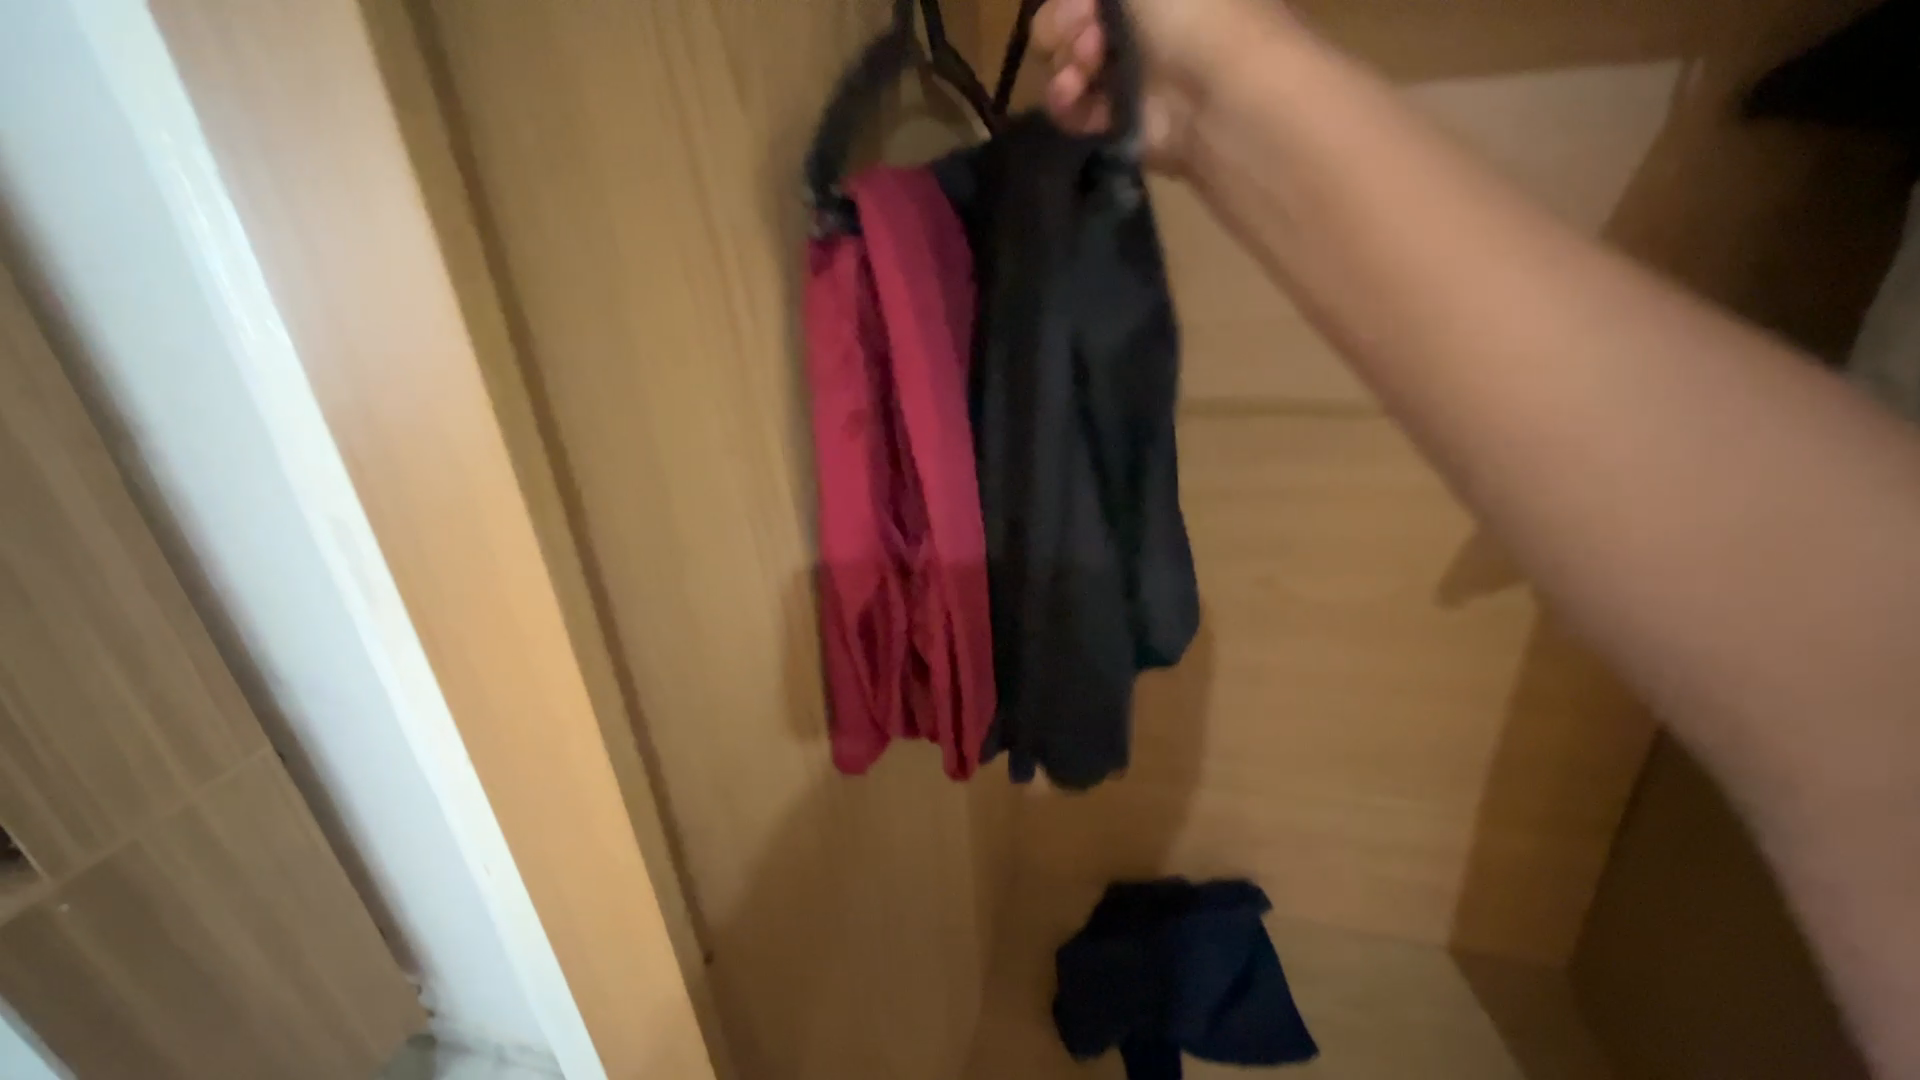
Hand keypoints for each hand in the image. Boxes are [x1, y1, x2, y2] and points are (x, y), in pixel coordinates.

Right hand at [1032, 0, 1288, 168]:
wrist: (1212, 87)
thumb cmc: (1187, 9)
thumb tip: (1084, 5)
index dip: (1072, 1)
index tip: (1084, 4)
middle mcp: (1135, 26)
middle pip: (1065, 24)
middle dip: (1065, 25)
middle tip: (1089, 35)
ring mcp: (1122, 75)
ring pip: (1062, 65)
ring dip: (1063, 61)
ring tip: (1086, 67)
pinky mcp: (1114, 123)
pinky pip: (1070, 110)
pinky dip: (1065, 101)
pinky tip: (1071, 92)